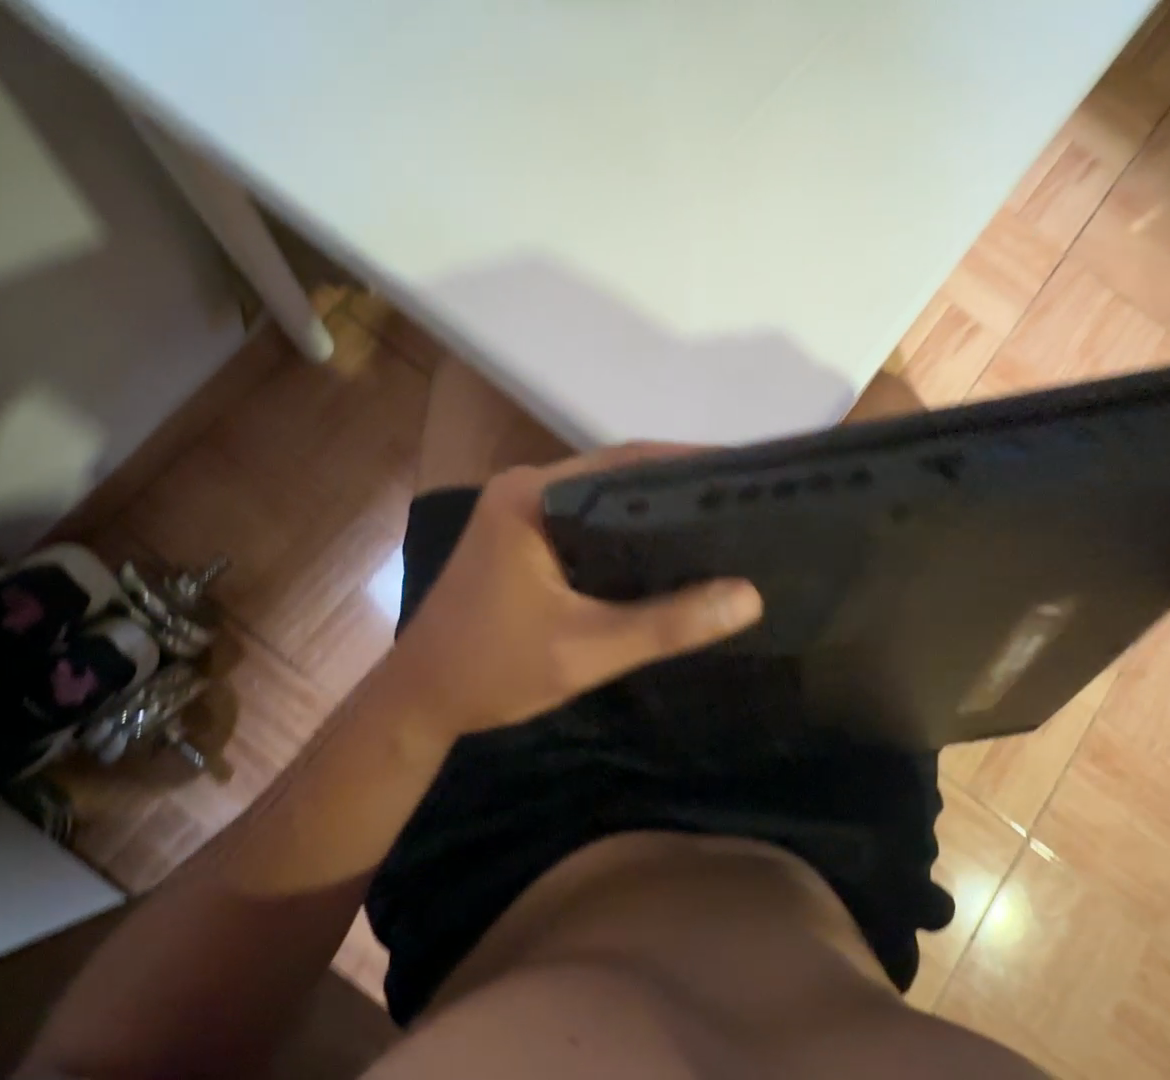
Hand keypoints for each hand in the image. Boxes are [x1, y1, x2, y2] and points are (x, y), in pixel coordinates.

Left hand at [375, 443, 763, 737]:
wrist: (420, 701)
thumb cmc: (493, 668)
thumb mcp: (587, 649)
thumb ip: (668, 623)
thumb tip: (749, 597)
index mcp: (534, 496)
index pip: (627, 462)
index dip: (690, 465)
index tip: (745, 477)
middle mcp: (527, 490)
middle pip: (618, 476)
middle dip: (679, 488)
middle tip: (743, 504)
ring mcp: (521, 513)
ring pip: (605, 502)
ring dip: (654, 513)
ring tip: (721, 526)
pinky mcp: (523, 540)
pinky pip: (588, 525)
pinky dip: (627, 536)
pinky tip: (669, 556)